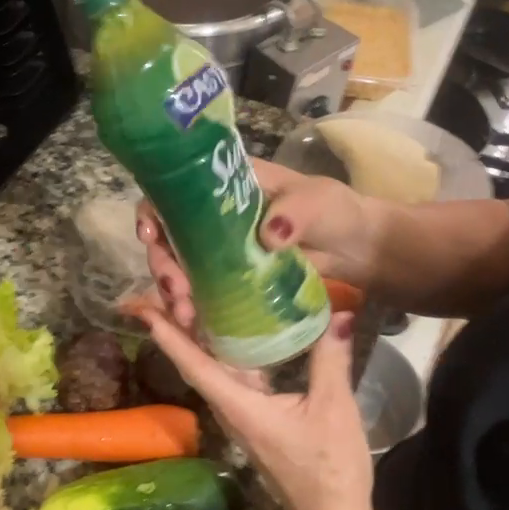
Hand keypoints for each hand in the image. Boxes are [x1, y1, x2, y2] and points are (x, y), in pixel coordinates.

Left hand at [127, 299, 373, 509]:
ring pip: (211, 367)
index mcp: (237, 405)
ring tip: (189, 298)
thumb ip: (330, 360)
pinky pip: (231, 377)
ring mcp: (240, 414)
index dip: (168, 334)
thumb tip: (337, 314)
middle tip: (167, 287)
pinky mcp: (254, 417)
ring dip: (198, 336)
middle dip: (178, 325)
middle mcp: (229, 407)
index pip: (193, 364)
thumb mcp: (334, 408)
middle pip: (195, 360)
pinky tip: (233, 332)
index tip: (145, 309)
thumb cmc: (330, 468)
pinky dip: (225, 351)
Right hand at [137, 160, 374, 330]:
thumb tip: (269, 234)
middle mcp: (212, 215)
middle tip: (176, 289)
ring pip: (179, 264)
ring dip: (173, 289)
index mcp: (225, 186)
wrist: (359, 248)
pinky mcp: (229, 277)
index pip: (173, 191)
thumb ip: (295, 213)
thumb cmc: (336, 212)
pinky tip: (193, 323)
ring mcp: (218, 248)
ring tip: (184, 314)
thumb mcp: (318, 203)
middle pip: (168, 234)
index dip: (152, 211)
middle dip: (162, 263)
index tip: (150, 235)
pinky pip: (199, 288)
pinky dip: (191, 304)